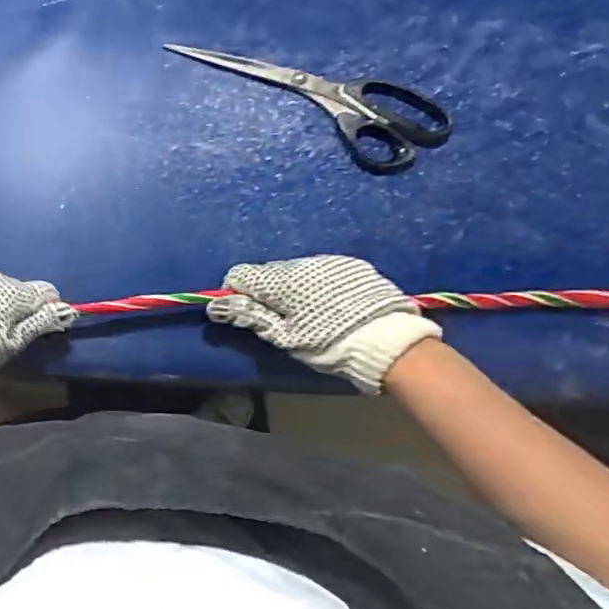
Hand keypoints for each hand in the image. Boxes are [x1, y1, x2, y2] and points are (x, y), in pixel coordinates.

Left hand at [0, 272, 77, 376]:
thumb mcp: (14, 342)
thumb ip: (40, 323)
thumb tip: (61, 310)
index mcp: (15, 291)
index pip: (45, 292)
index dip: (48, 308)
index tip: (41, 326)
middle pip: (20, 290)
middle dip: (23, 307)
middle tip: (12, 332)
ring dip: (1, 304)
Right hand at [207, 255, 441, 392]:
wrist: (394, 345)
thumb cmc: (329, 344)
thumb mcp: (283, 336)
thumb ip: (248, 316)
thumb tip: (215, 305)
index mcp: (282, 281)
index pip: (240, 275)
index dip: (238, 294)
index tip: (248, 313)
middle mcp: (303, 264)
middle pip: (268, 272)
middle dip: (267, 291)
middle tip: (280, 317)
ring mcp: (331, 263)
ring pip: (294, 271)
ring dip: (293, 287)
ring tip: (309, 311)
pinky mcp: (354, 266)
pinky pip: (320, 271)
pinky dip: (316, 284)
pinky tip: (330, 303)